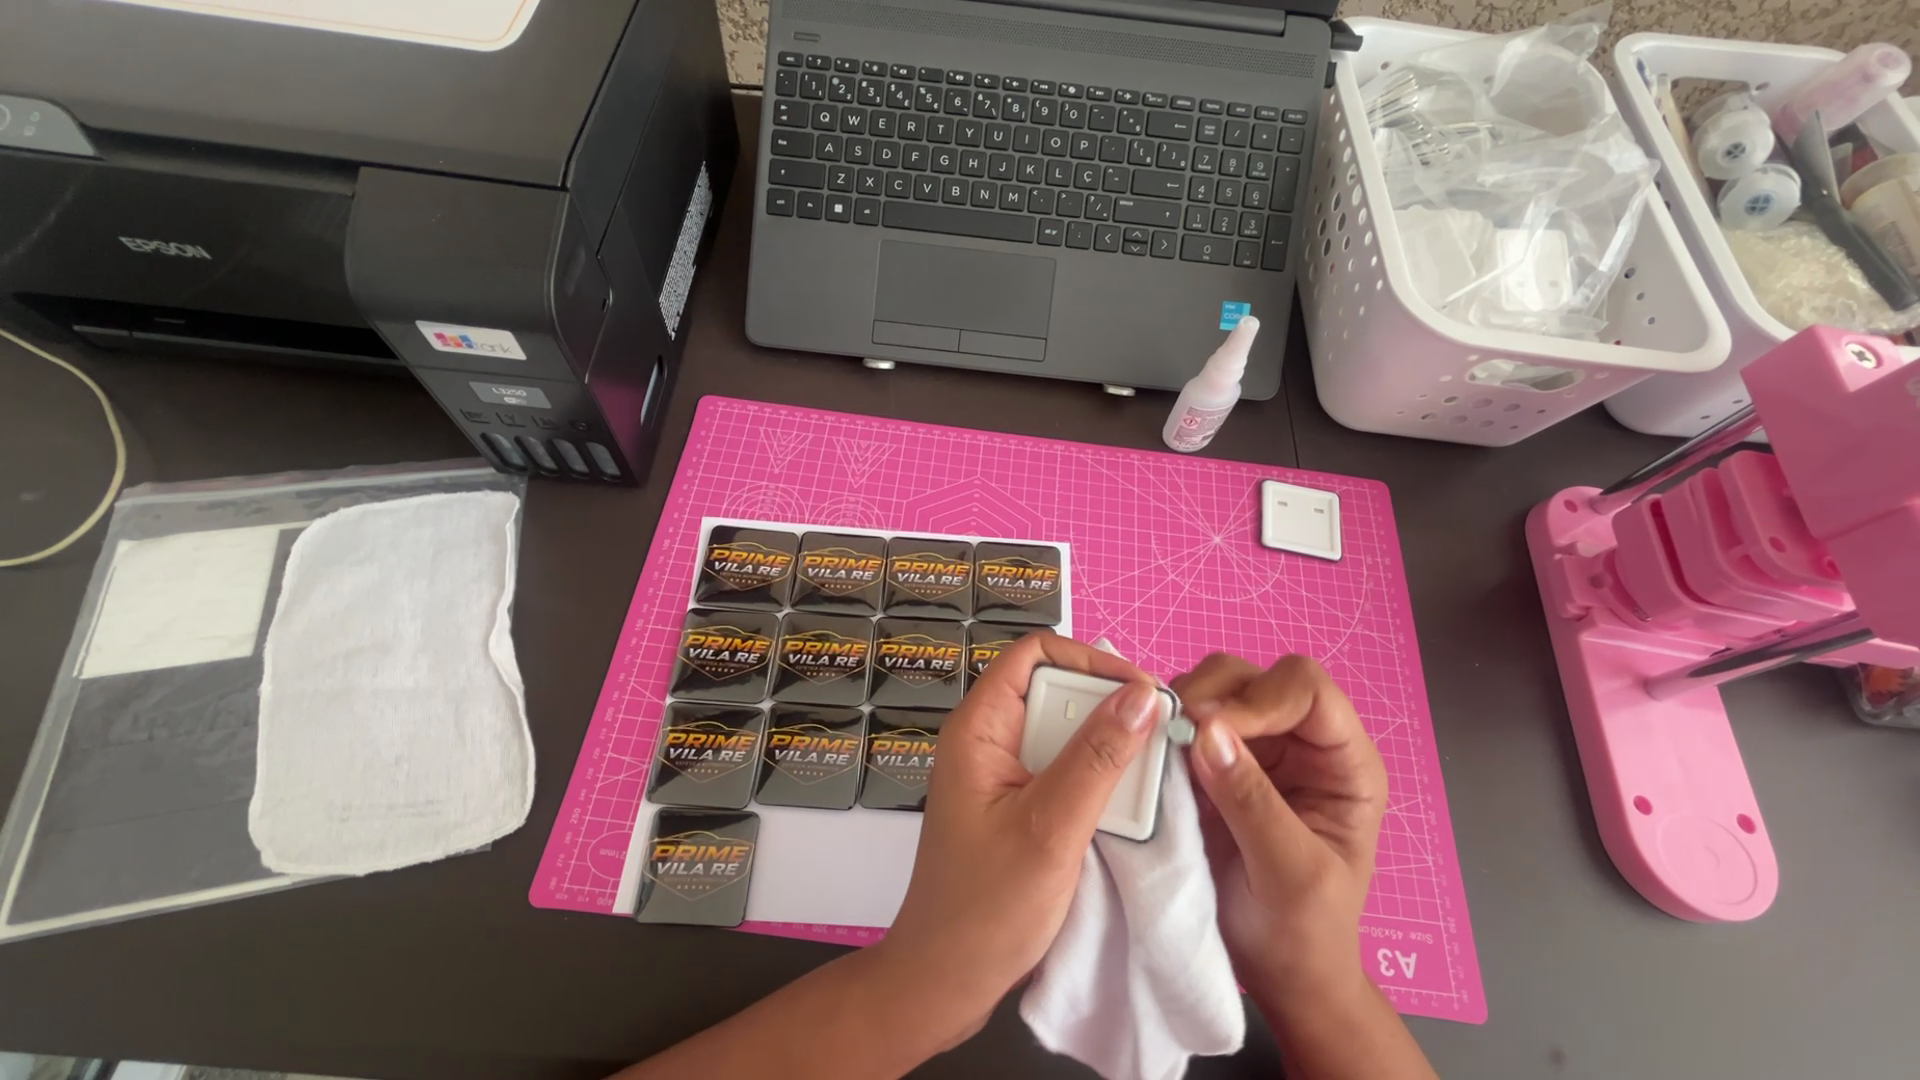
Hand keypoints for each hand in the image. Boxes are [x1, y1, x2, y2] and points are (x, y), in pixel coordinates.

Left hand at [878, 631, 1162, 1039]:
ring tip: (1151, 772)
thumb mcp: (1051, 826)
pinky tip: (1126, 803)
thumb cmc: (986, 907)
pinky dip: (1097, 780)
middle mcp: (989, 739)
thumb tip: (1142, 695)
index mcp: (979, 728)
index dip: (1089, 659)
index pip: (1034, 654)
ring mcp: (1003, 774)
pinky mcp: (1018, 805)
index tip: (1141, 692)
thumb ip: (1097, 757)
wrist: (946, 981)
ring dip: (1108, 748)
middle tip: (1158, 735)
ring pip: (1066, 732)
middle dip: (1107, 706)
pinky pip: (1064, 770)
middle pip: (1055, 690)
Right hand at [1171, 654, 1386, 1010]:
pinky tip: (1150, 757)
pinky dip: (1163, 730)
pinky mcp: (1213, 765)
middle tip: (1173, 734)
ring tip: (1159, 746)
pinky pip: (1184, 724)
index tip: (1208, 730)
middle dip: (1211, 696)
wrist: (1276, 972)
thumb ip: (1253, 802)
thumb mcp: (1292, 874)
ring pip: (1213, 690)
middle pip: (1253, 678)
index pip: (1307, 690)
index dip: (1258, 699)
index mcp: (1342, 762)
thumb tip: (1206, 731)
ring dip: (1182, 708)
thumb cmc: (1305, 932)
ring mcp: (1254, 751)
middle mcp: (1299, 744)